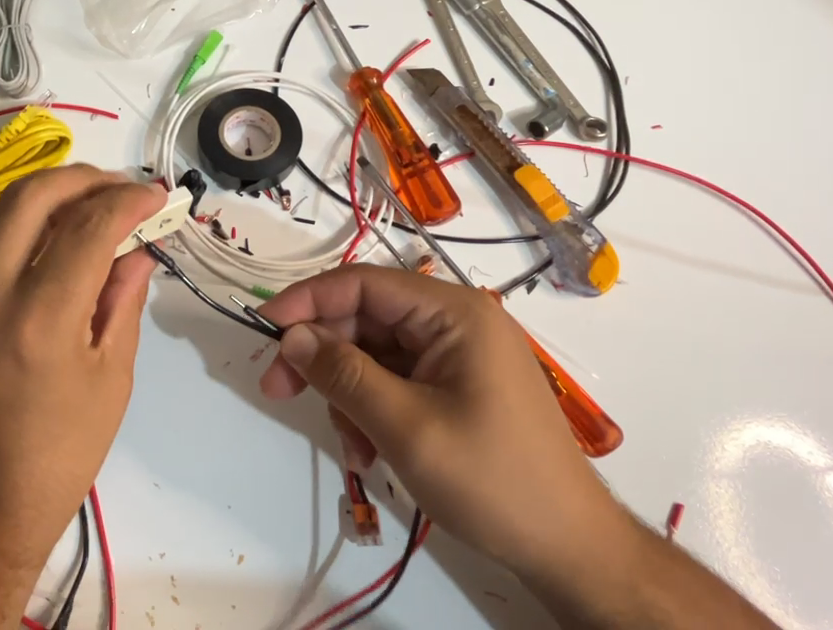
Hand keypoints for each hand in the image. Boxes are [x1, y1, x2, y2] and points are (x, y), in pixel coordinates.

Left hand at [0, 165, 163, 566]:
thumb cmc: (57, 459)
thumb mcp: (109, 381)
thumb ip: (121, 303)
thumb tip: (137, 252)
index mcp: (39, 320)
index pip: (88, 229)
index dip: (127, 202)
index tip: (155, 195)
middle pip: (28, 198)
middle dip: (80, 178)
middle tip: (118, 186)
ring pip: (2, 222)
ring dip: (50, 203)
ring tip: (93, 213)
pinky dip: (27, 242)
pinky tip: (57, 259)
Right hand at [257, 264, 627, 580]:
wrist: (568, 549)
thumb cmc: (492, 480)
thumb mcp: (405, 427)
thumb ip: (342, 374)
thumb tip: (291, 336)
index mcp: (454, 313)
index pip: (364, 284)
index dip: (308, 300)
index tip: (264, 329)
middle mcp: (455, 322)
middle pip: (365, 319)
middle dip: (323, 358)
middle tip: (278, 392)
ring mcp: (457, 355)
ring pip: (374, 354)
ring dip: (349, 395)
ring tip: (353, 449)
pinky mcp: (456, 385)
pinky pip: (395, 381)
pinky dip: (372, 410)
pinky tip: (370, 453)